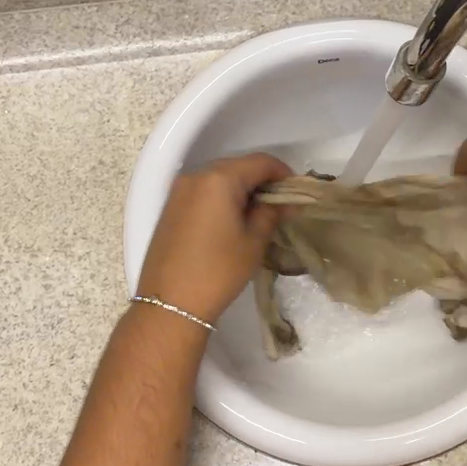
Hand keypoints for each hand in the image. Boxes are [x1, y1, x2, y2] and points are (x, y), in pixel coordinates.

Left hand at [137, 152, 291, 324]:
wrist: (170, 303)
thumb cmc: (218, 271)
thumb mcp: (253, 242)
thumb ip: (271, 214)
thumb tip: (286, 203)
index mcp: (219, 179)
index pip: (260, 162)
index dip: (283, 173)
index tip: (296, 193)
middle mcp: (196, 177)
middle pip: (238, 166)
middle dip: (261, 181)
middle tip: (279, 206)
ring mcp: (179, 191)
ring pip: (219, 179)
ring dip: (241, 190)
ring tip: (258, 215)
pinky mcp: (170, 207)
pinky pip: (203, 192)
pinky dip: (222, 198)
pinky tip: (232, 221)